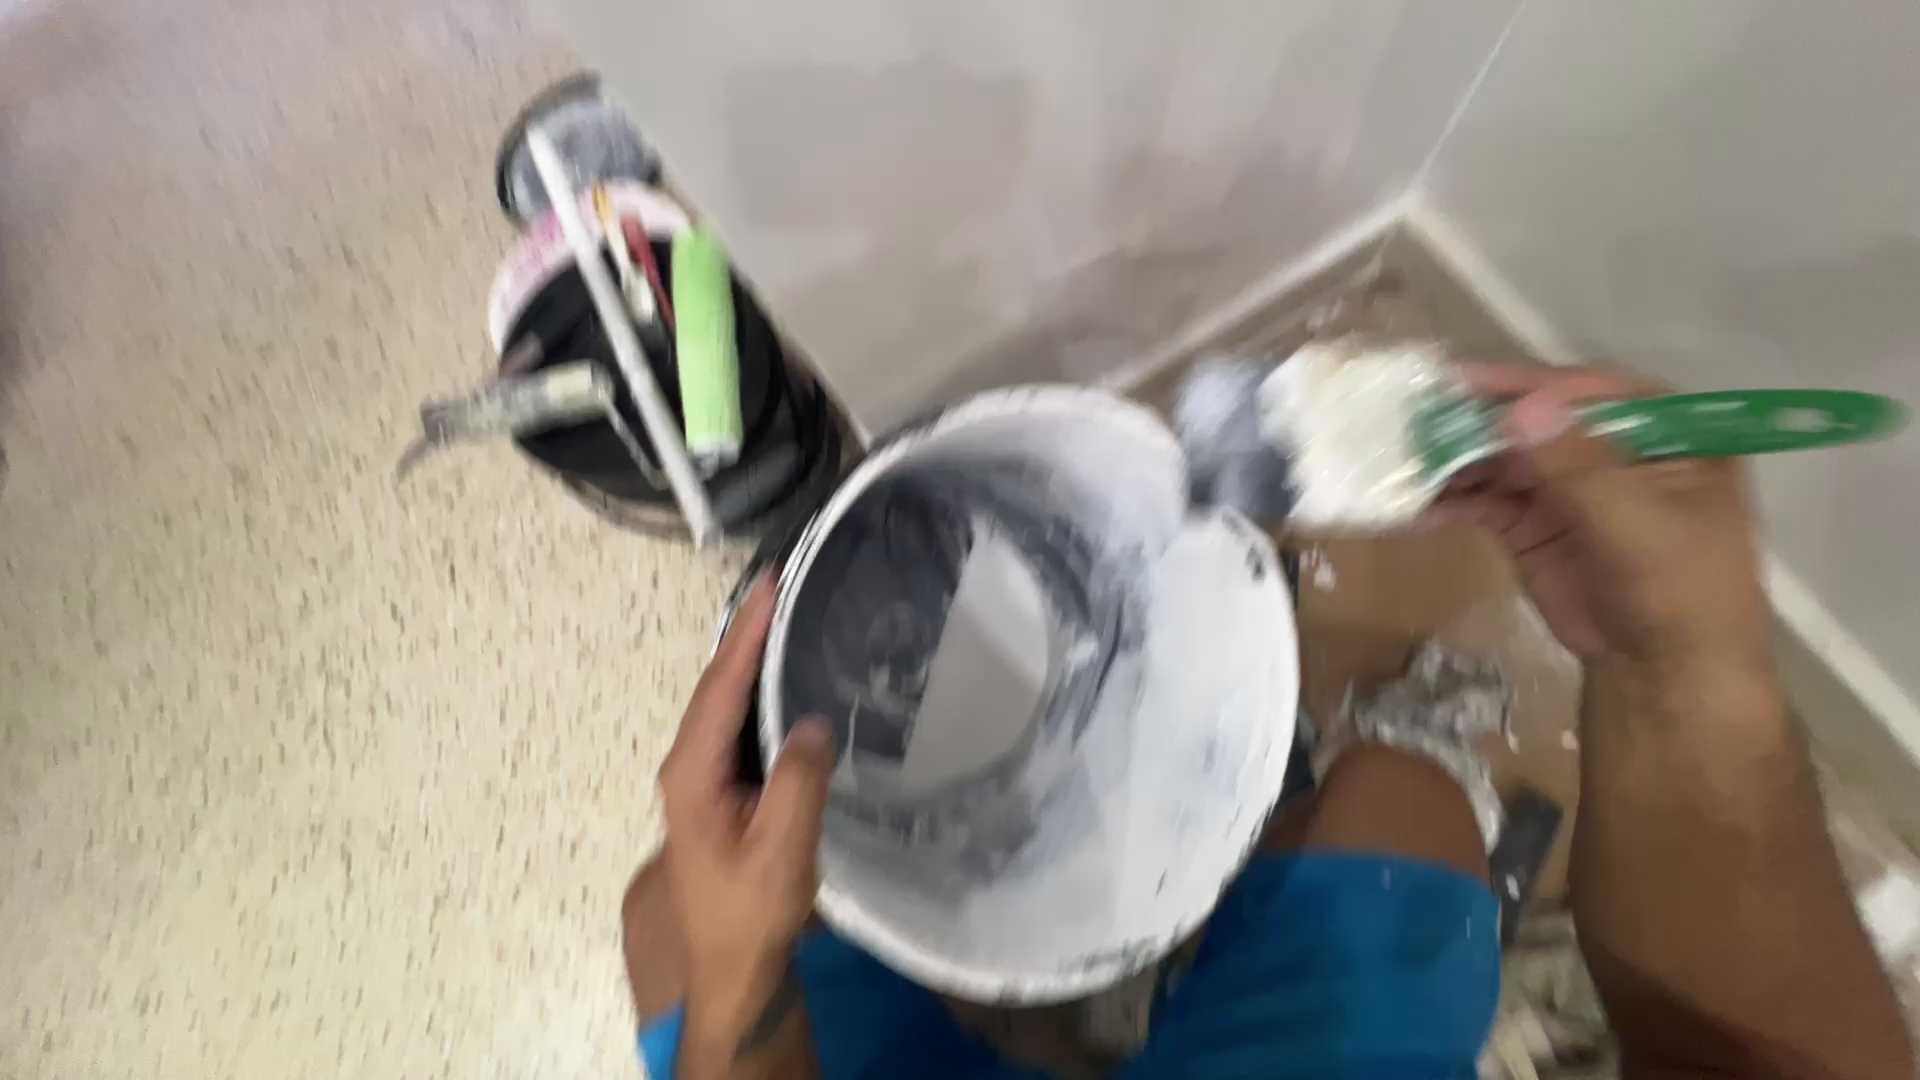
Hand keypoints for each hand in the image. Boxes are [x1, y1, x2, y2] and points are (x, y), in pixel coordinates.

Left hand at [657, 576, 835, 1007]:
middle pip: (716, 683)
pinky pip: (736, 720)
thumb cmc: (751, 911)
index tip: (769, 587)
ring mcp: (701, 773)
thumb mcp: (782, 850)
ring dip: (749, 654)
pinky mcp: (720, 784)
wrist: (732, 965)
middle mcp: (688, 763)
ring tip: (783, 612)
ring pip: (724, 699)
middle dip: (745, 631)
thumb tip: (811, 720)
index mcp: (693, 772)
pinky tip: (782, 673)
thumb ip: (797, 783)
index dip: (744, 634)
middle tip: (780, 584)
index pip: (720, 687)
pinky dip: (755, 686)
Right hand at [1430, 363, 1773, 679]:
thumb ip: (1580, 468)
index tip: (1466, 383)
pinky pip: (1481, 498)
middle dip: (1477, 421)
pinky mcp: (1526, 521)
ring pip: (1500, 458)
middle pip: (1534, 421)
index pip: (1591, 393)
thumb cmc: (1675, 591)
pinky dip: (1448, 499)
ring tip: (1405, 460)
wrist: (1655, 666)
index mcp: (1661, 438)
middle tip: (1417, 417)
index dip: (1528, 386)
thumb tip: (1519, 412)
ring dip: (1454, 459)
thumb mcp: (1637, 526)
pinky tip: (1417, 503)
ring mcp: (1562, 487)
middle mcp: (1608, 452)